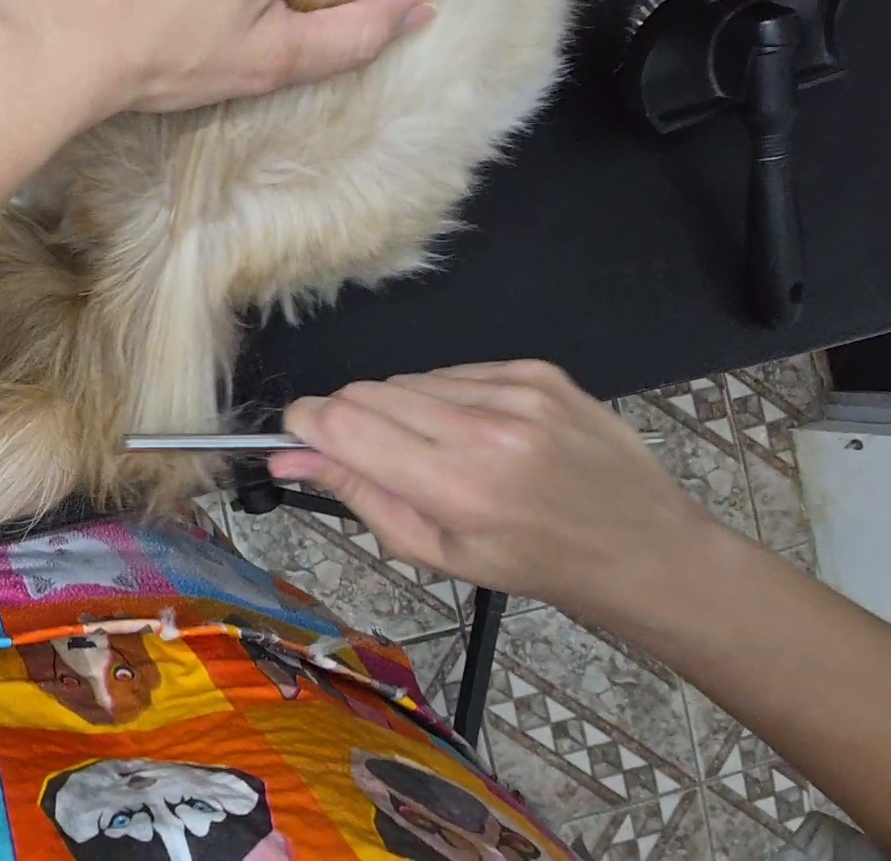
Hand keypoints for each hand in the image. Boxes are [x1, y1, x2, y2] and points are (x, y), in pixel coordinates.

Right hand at [266, 361, 715, 616]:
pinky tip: (471, 430)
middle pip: (360, 393)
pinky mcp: (533, 370)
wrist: (646, 547)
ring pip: (400, 380)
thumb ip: (354, 493)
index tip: (301, 442)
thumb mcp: (431, 549)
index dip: (303, 426)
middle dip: (345, 421)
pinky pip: (445, 372)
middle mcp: (483, 427)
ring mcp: (513, 391)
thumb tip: (287, 455)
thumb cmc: (528, 562)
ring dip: (394, 410)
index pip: (338, 422)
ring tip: (435, 448)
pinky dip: (438, 398)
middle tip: (374, 458)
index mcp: (455, 484)